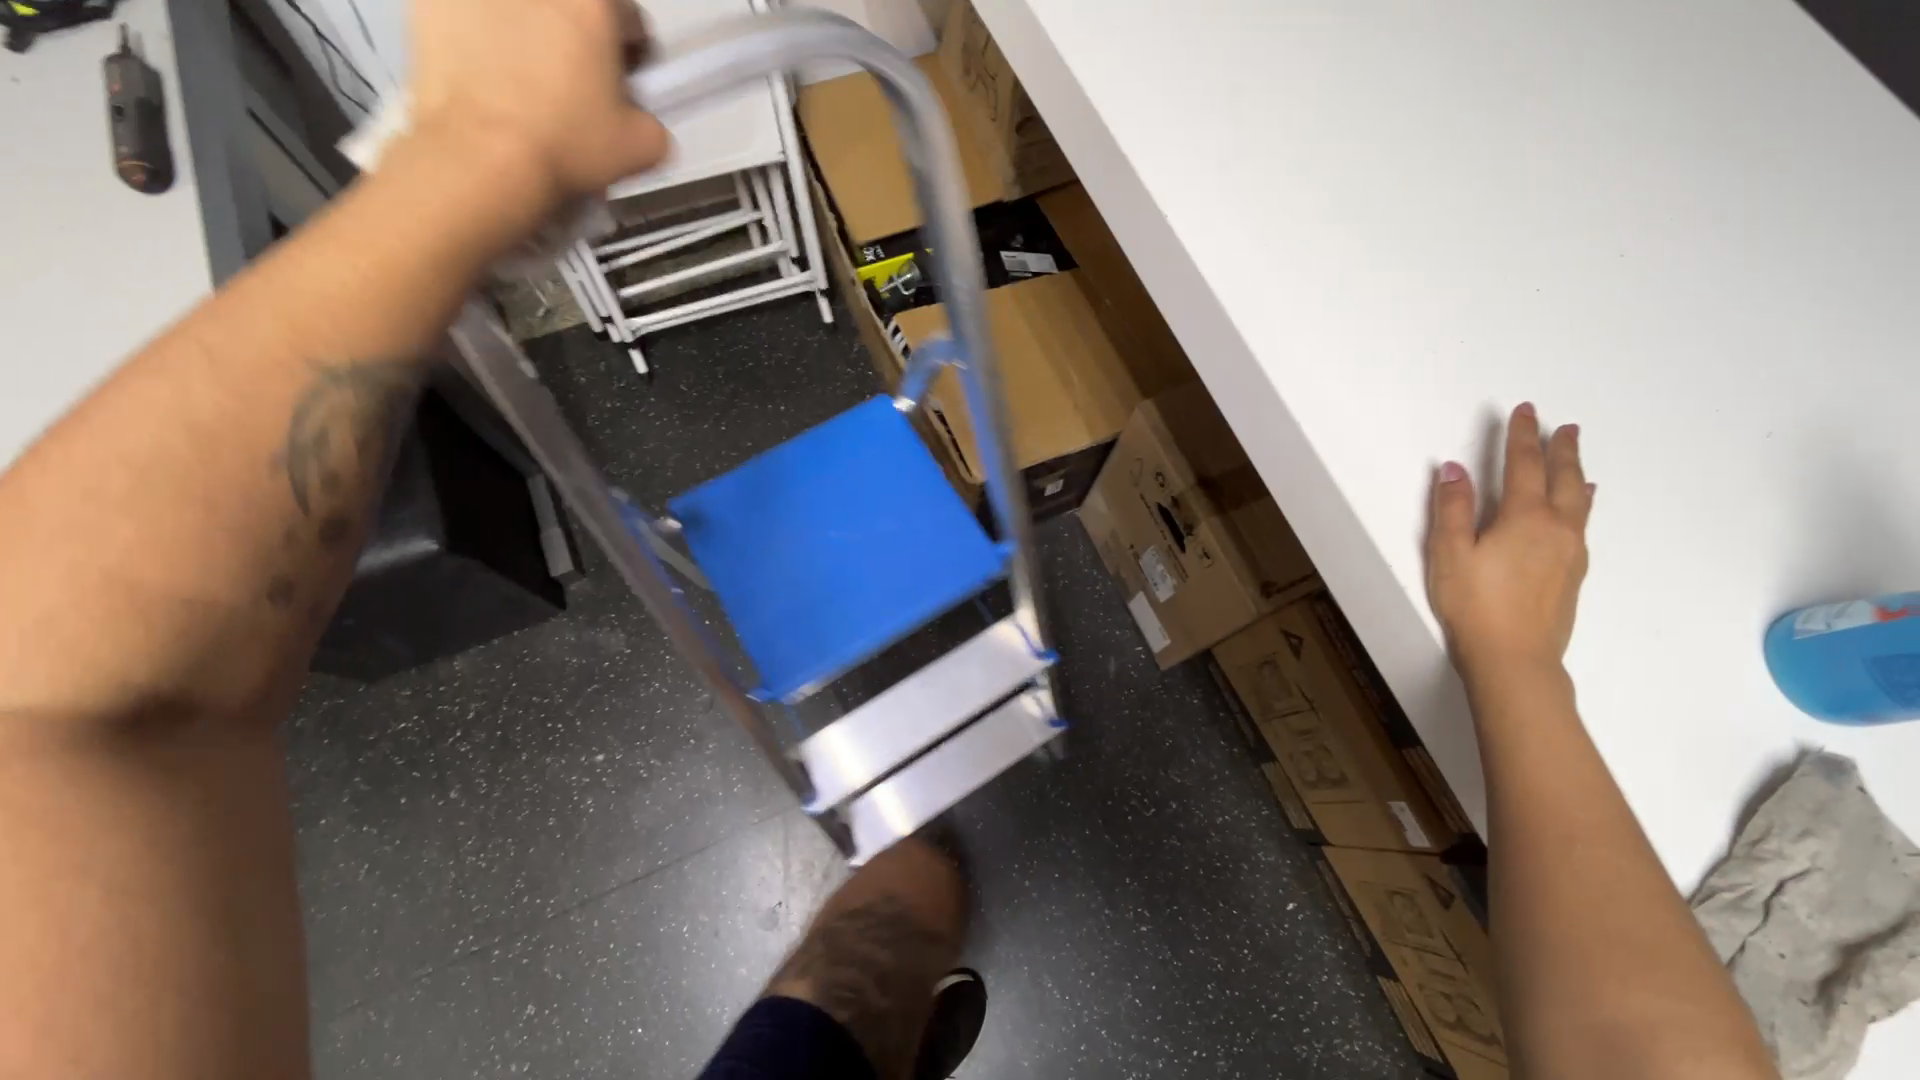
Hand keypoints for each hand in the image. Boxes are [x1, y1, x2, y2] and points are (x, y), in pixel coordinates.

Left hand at [405, 0, 669, 226]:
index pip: (628, 17)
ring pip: (518, 12)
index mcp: (593, 2)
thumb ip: (653, 121)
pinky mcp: (431, 2)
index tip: (623, 85)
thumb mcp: (644, 149)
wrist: (480, 158)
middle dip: (574, 36)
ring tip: (523, 82)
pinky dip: (474, 35)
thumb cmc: (568, 146)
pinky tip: (481, 77)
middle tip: (572, 83)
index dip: (631, 54)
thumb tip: (639, 119)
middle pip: (569, 8)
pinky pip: (465, 15)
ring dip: (526, 32)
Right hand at [1426, 403, 1593, 683]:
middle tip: (1565, 426)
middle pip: (1563, 478)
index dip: (1523, 436)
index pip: (1525, 465)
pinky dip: (1581, 503)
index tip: (1525, 411)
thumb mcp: (1449, 553)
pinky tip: (1578, 509)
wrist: (1514, 656)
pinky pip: (1582, 524)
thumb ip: (1453, 508)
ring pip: (1579, 502)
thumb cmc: (1474, 603)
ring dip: (1575, 474)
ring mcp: (1571, 552)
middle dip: (1561, 449)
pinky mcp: (1573, 574)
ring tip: (1578, 460)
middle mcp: (1557, 528)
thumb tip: (1453, 468)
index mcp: (1525, 518)